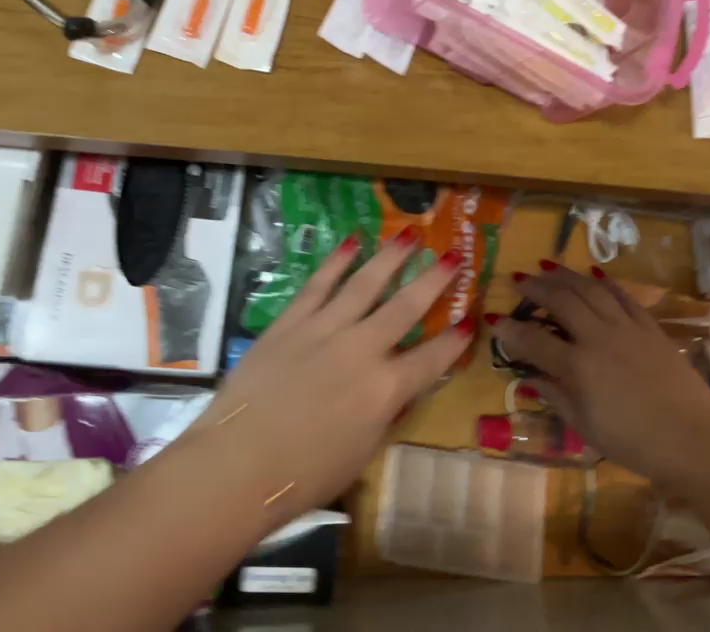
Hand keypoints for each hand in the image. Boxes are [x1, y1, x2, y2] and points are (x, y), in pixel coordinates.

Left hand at [196, 231, 473, 523]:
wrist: (239, 463)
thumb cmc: (305, 475)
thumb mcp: (362, 454)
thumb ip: (384, 416)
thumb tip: (397, 391)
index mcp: (386, 390)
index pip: (432, 359)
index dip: (454, 342)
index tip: (470, 323)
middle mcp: (362, 349)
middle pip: (406, 307)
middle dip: (434, 280)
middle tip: (454, 256)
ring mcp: (325, 329)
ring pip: (365, 283)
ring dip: (391, 257)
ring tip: (410, 234)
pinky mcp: (291, 321)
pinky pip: (319, 284)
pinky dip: (338, 261)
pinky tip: (353, 242)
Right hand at [493, 263, 709, 487]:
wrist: (695, 440)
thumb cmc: (635, 443)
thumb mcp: (586, 428)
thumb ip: (556, 398)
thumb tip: (530, 378)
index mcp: (578, 366)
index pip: (535, 341)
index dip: (512, 331)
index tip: (495, 321)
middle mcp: (599, 337)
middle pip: (562, 301)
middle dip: (536, 289)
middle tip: (518, 281)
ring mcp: (628, 328)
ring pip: (592, 290)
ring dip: (566, 276)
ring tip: (548, 267)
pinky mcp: (651, 328)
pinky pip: (624, 296)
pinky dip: (605, 282)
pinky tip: (593, 274)